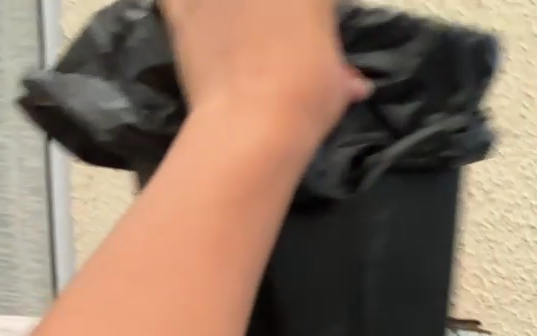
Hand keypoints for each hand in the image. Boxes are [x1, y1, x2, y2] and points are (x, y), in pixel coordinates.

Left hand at [161, 0, 370, 150]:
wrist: (254, 123)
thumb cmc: (306, 101)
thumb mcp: (336, 90)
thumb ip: (342, 77)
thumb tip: (357, 86)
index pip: (308, 1)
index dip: (304, 15)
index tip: (304, 29)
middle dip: (267, 10)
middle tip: (267, 30)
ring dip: (223, 9)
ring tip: (228, 24)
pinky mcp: (182, 9)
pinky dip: (180, 7)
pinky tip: (191, 17)